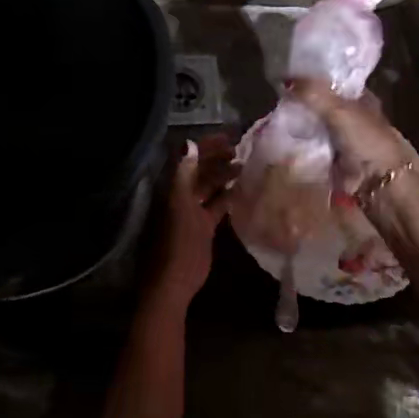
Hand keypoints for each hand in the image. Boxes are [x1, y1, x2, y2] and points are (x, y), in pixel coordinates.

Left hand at [147, 135, 236, 305]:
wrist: (176, 280)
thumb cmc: (177, 242)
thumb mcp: (180, 205)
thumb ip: (184, 174)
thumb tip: (189, 143)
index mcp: (173, 189)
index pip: (189, 159)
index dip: (206, 146)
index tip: (229, 137)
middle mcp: (181, 196)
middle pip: (200, 170)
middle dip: (217, 158)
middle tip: (240, 150)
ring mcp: (192, 211)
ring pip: (209, 186)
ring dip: (224, 175)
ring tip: (244, 166)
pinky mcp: (203, 226)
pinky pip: (216, 205)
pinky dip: (227, 196)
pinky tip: (242, 190)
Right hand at [285, 80, 418, 196]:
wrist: (378, 182)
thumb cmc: (367, 140)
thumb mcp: (341, 110)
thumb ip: (314, 94)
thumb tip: (286, 81)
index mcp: (360, 98)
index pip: (333, 82)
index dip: (312, 78)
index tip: (287, 77)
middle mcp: (350, 116)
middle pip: (319, 105)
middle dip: (300, 103)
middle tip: (275, 99)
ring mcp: (339, 138)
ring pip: (312, 125)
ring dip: (296, 124)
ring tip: (271, 117)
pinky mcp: (329, 158)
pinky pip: (308, 146)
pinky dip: (297, 143)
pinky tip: (279, 137)